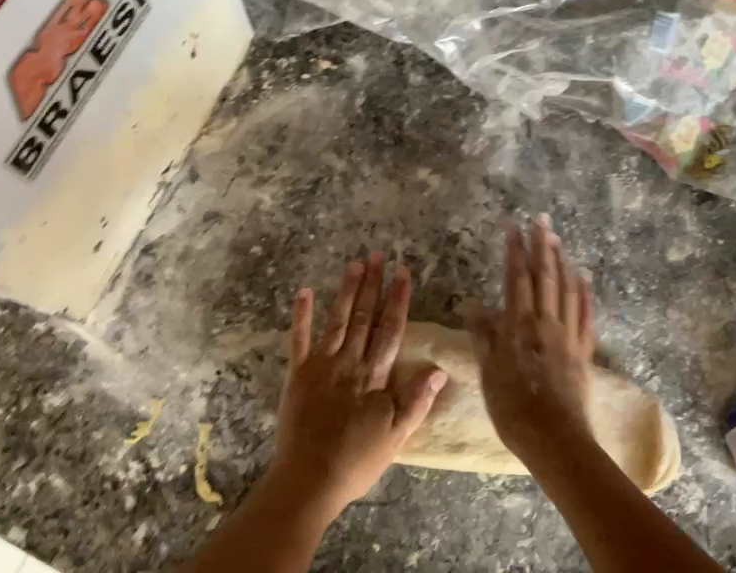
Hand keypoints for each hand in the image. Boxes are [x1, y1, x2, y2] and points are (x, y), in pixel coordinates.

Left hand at [269, 253, 449, 516]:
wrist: (310, 479)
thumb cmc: (357, 462)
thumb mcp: (396, 436)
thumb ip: (416, 401)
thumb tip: (438, 369)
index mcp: (375, 377)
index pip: (391, 330)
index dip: (398, 300)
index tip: (403, 273)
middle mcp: (350, 363)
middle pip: (364, 317)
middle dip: (373, 285)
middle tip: (377, 255)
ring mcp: (321, 365)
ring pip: (338, 320)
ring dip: (346, 291)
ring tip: (354, 264)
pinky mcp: (297, 374)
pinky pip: (299, 339)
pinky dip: (302, 314)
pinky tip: (305, 290)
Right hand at [466, 216, 597, 466]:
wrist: (556, 440)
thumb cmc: (515, 409)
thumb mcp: (489, 372)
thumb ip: (484, 336)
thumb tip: (474, 304)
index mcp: (519, 326)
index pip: (516, 278)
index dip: (514, 250)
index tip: (512, 226)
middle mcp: (545, 323)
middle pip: (545, 276)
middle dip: (542, 245)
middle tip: (541, 218)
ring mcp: (568, 336)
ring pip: (566, 289)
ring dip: (561, 261)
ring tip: (558, 238)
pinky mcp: (583, 352)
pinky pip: (585, 314)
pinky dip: (584, 292)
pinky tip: (584, 277)